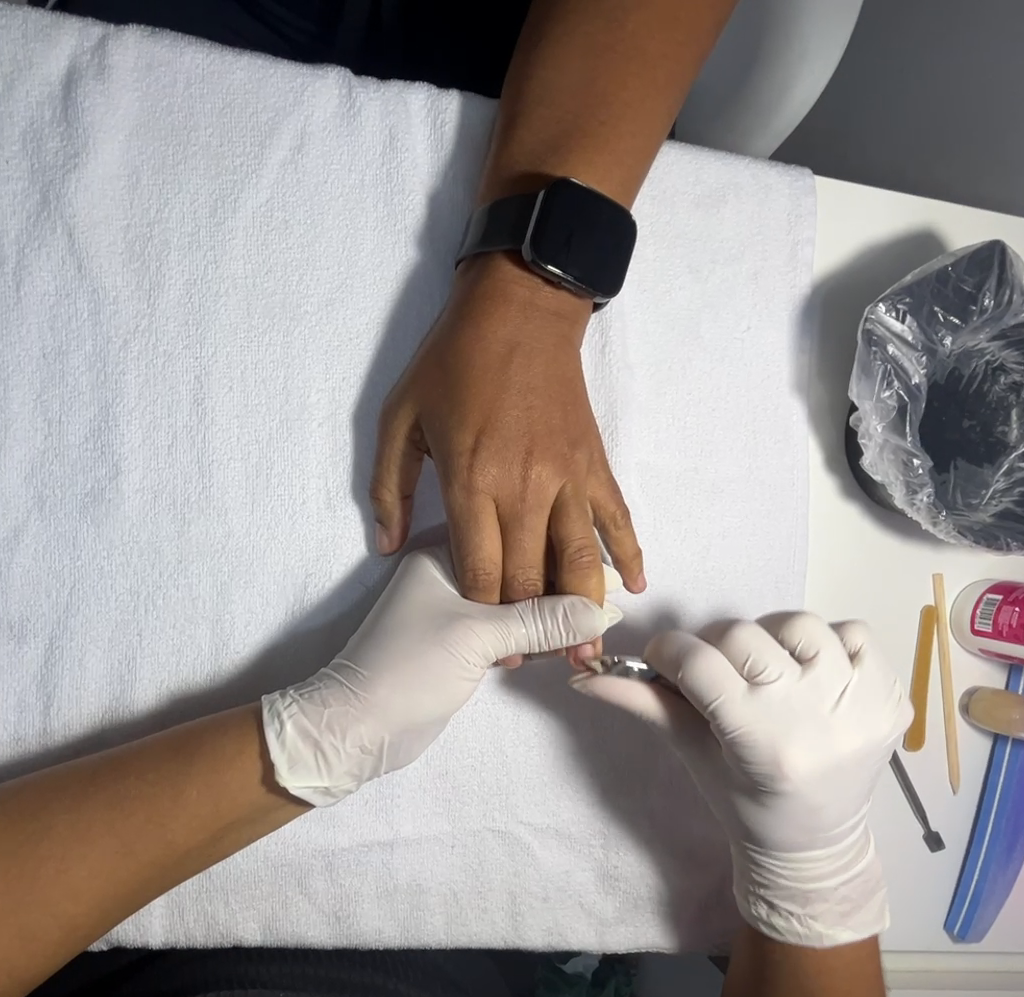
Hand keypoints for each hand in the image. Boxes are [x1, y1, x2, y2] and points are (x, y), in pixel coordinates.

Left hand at [263, 548, 621, 805]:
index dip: (563, 565)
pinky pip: (507, 631)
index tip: (608, 587)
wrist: (358, 724)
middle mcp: (452, 573)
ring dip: (550, 624)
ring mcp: (456, 609)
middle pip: (523, 573)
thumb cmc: (410, 666)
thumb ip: (539, 619)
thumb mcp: (477, 637)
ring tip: (583, 646)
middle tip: (600, 625)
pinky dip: (531, 641)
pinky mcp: (460, 642)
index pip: (518, 542)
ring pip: (518, 605)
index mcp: (446, 553)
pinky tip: (557, 653)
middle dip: (562, 599)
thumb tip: (600, 612)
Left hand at [370, 255, 644, 661]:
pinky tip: (636, 585)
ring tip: (585, 649)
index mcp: (470, 483)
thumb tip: (387, 548)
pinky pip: (617, 517)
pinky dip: (630, 553)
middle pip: (531, 578)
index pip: (482, 573)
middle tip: (533, 660)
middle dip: (531, 627)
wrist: (518, 310)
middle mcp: (523, 490)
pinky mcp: (594, 462)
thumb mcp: (398, 419)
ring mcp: (566, 478)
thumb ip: (390, 489)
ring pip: (581, 560)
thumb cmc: (451, 365)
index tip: (487, 644)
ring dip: (583, 610)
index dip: (485, 618)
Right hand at [573, 614, 909, 947]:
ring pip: (801, 624)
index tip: (665, 662)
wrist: (815, 841)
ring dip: (772, 640)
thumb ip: (640, 704)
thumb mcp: (688, 751)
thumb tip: (582, 675)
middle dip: (716, 647)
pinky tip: (813, 677)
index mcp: (760, 740)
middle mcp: (816, 719)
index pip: (698, 661)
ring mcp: (863, 707)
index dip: (669, 652)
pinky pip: (855, 632)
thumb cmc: (740, 799)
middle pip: (744, 636)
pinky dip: (828, 645)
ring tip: (768, 672)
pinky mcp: (894, 698)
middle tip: (716, 674)